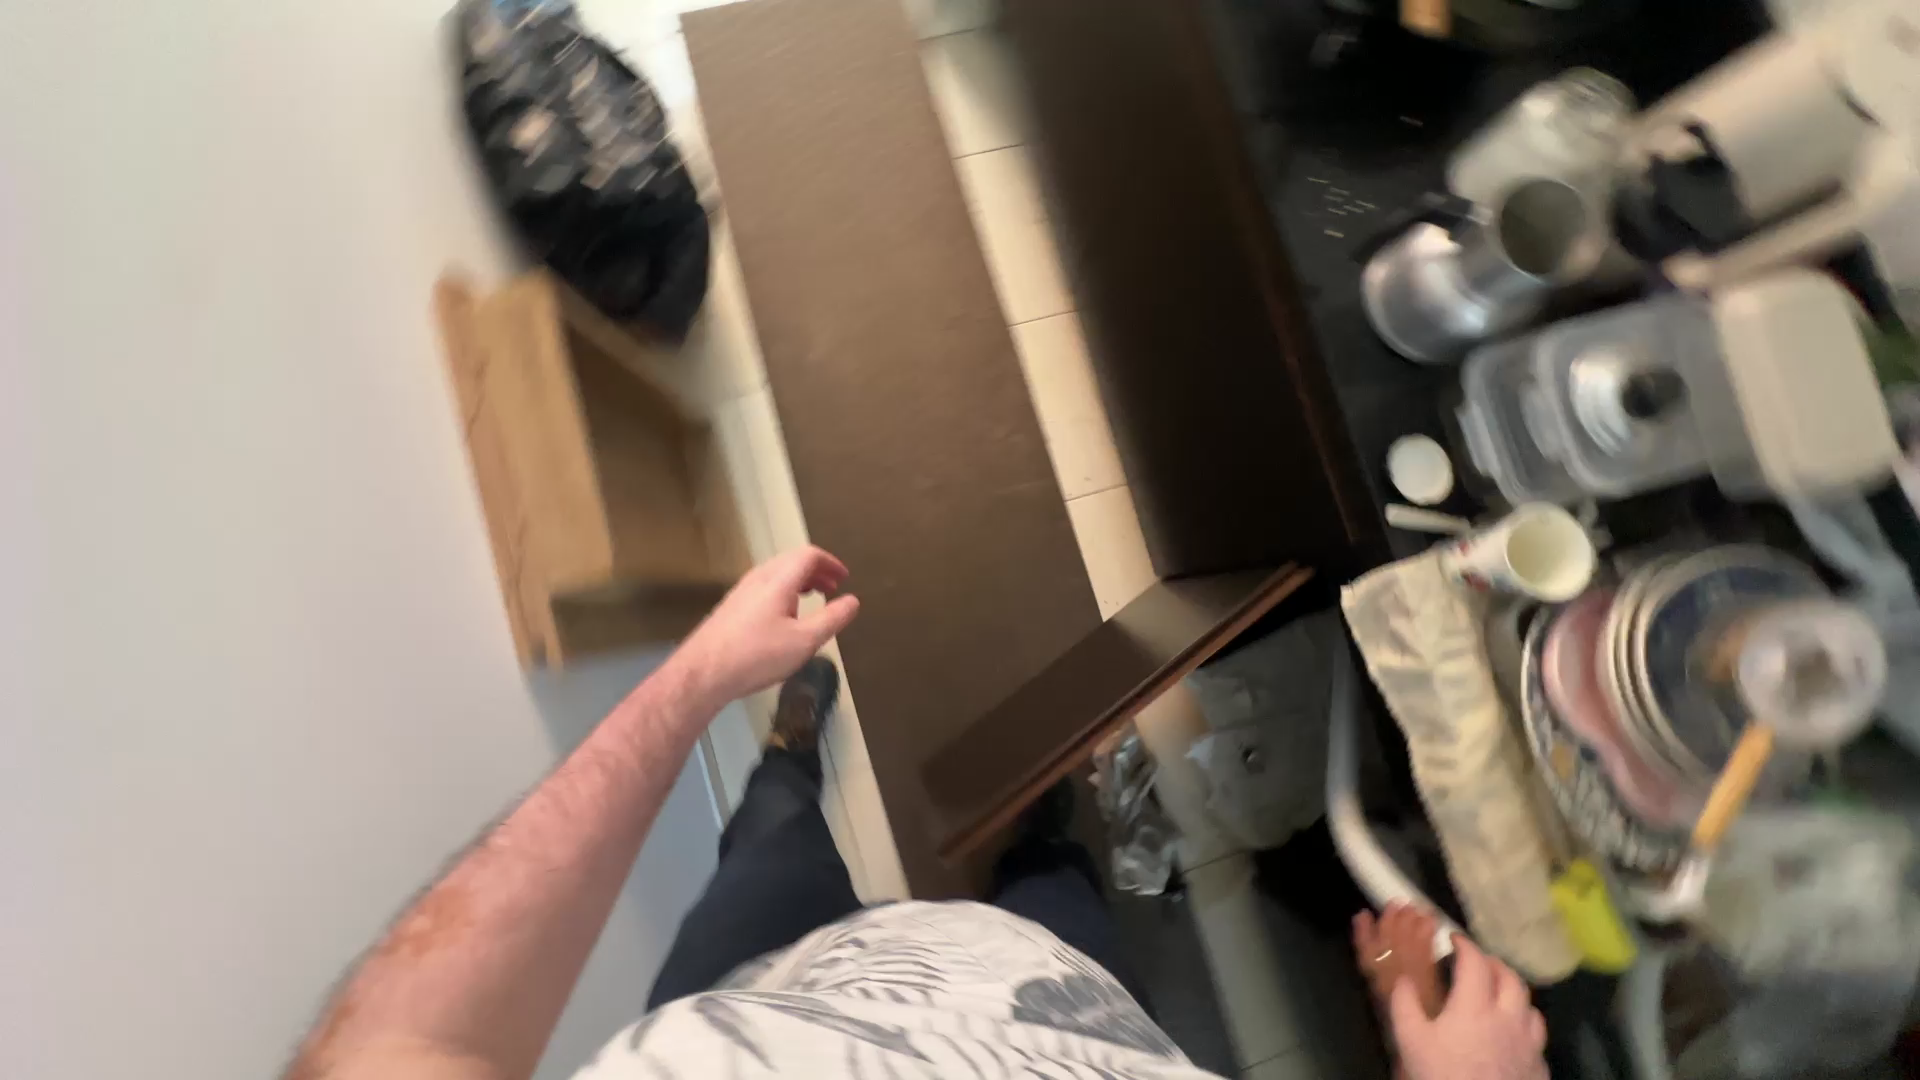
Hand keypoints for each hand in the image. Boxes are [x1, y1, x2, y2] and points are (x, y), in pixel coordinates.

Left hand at [671, 546, 860, 711]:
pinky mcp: (732, 606)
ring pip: (777, 573)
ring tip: (814, 597)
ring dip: (800, 579)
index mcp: (779, 580)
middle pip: (792, 560)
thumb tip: (853, 601)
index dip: (830, 562)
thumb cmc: (757, 655)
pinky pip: (765, 586)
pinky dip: (784, 590)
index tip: (844, 578)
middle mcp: (759, 578)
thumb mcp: (804, 641)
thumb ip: (832, 619)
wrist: (702, 674)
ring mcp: (742, 591)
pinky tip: (786, 615)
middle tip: (833, 586)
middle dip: (817, 570)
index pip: (809, 555)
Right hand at [1390, 935, 1547, 1079]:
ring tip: (1497, 993)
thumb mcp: (1410, 1038)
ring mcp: (1528, 1046)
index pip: (1476, 962)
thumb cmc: (1442, 1074)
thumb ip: (1404, 1003)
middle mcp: (1508, 1020)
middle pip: (1512, 980)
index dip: (1464, 944)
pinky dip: (1523, 1025)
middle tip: (1476, 960)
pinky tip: (1510, 1034)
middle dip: (1493, 963)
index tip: (1453, 938)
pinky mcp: (1539, 1070)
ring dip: (1513, 993)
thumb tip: (1404, 979)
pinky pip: (1537, 1038)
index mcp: (1475, 1006)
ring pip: (1531, 1007)